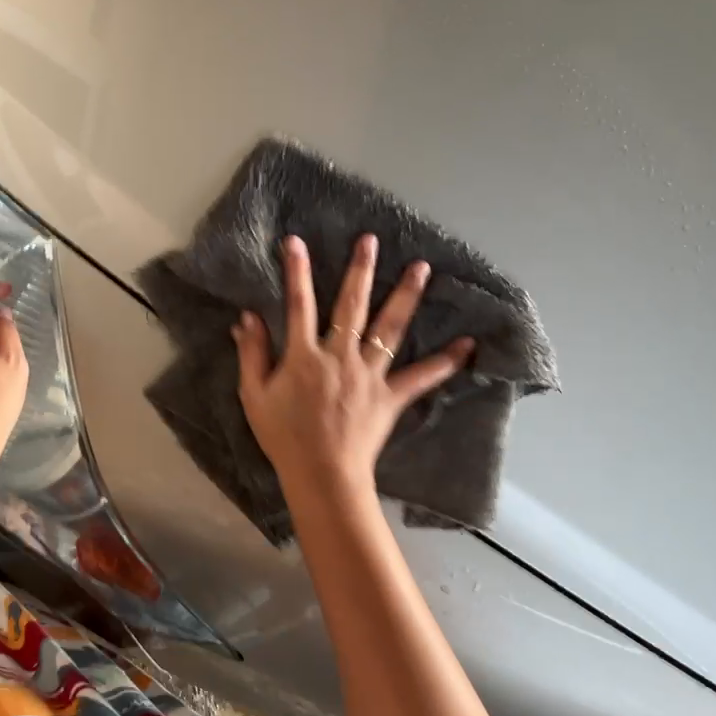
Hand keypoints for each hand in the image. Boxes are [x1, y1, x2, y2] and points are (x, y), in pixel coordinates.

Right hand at [232, 234, 472, 501]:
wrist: (322, 474)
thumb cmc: (282, 435)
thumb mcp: (254, 394)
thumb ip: (252, 353)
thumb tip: (247, 317)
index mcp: (303, 355)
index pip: (298, 304)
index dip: (296, 271)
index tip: (295, 242)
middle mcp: (339, 356)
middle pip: (351, 306)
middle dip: (360, 271)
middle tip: (370, 241)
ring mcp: (369, 375)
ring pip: (389, 329)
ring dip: (405, 296)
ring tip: (421, 268)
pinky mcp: (391, 397)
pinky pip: (421, 376)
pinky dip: (445, 361)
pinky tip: (468, 343)